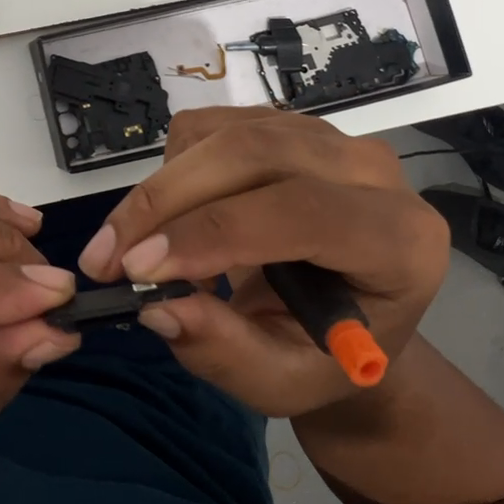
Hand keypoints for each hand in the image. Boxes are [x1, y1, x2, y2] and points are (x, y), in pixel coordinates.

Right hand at [77, 107, 447, 417]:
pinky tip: (177, 218)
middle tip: (104, 258)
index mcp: (400, 240)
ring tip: (136, 252)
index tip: (140, 269)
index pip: (305, 213)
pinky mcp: (280, 121)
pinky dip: (171, 168)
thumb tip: (156, 307)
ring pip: (221, 135)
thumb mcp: (283, 382)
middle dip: (165, 202)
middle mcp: (371, 170)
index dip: (216, 233)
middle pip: (252, 155)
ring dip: (160, 189)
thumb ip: (226, 352)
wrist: (348, 317)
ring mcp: (324, 135)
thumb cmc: (326, 356)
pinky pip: (205, 126)